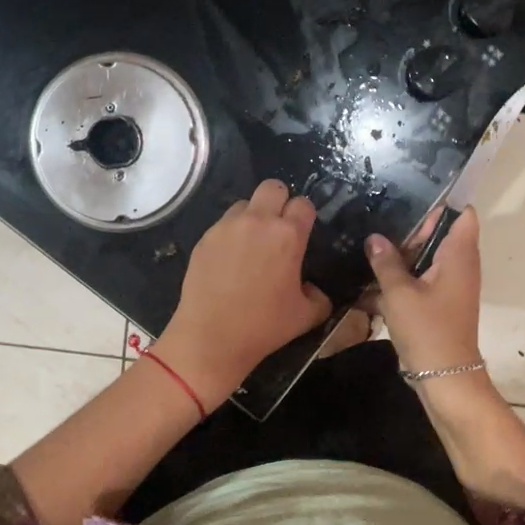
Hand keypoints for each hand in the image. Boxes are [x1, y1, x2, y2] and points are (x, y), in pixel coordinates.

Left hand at [156, 179, 332, 404]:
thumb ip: (319, 297)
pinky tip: (231, 260)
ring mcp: (227, 227)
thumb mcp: (306, 316)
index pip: (304, 204)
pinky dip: (231, 233)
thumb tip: (313, 289)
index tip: (303, 232)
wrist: (211, 337)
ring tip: (252, 243)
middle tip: (279, 228)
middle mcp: (258, 221)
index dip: (306, 216)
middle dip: (280, 201)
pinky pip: (223, 223)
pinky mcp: (205, 238)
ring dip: (253, 215)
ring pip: (245, 203)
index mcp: (288, 235)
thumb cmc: (264, 326)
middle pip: (273, 187)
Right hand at [364, 207, 482, 374]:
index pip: (463, 213)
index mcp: (459, 254)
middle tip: (378, 220)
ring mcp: (449, 285)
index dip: (441, 202)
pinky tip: (370, 279)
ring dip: (401, 255)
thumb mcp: (398, 292)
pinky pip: (420, 280)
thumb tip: (375, 238)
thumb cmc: (427, 329)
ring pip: (426, 258)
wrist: (444, 377)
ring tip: (367, 243)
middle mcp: (459, 265)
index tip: (410, 197)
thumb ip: (386, 262)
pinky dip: (401, 279)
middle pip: (439, 233)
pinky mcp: (438, 303)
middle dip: (410, 228)